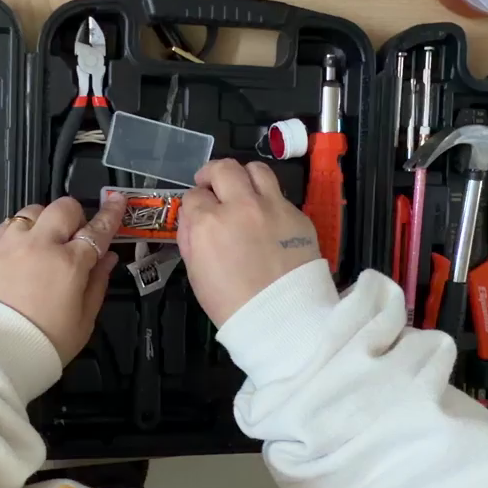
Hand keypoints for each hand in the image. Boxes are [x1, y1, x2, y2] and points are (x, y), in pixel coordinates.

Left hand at [0, 193, 124, 361]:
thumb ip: (97, 284)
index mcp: (70, 263)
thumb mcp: (83, 321)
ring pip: (33, 210)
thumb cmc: (44, 344)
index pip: (97, 229)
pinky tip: (22, 248)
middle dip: (75, 216)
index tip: (118, 201)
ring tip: (44, 242)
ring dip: (45, 221)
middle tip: (75, 236)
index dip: (110, 213)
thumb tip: (108, 258)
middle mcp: (41, 244)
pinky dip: (20, 230)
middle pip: (64, 208)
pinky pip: (8, 224)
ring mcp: (11, 243)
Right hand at [178, 159, 322, 325]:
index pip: (193, 196)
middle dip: (211, 174)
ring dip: (243, 176)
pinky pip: (279, 196)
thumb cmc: (230, 303)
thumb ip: (189, 236)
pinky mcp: (298, 215)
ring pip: (256, 170)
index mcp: (209, 222)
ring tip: (241, 189)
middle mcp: (241, 206)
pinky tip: (267, 220)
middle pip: (223, 169)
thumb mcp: (195, 272)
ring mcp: (273, 207)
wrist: (282, 318)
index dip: (193, 204)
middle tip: (211, 186)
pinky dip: (268, 201)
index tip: (197, 212)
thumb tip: (191, 216)